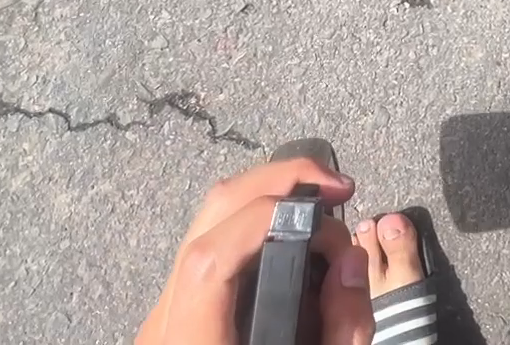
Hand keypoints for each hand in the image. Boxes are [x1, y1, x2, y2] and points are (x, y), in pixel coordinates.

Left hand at [137, 158, 372, 344]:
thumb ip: (344, 324)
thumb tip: (348, 258)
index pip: (210, 258)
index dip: (268, 214)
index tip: (327, 210)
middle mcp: (166, 328)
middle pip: (211, 214)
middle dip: (283, 181)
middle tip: (340, 190)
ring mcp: (161, 319)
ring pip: (211, 219)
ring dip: (275, 196)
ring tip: (327, 209)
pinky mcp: (173, 316)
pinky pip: (216, 242)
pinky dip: (261, 223)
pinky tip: (298, 239)